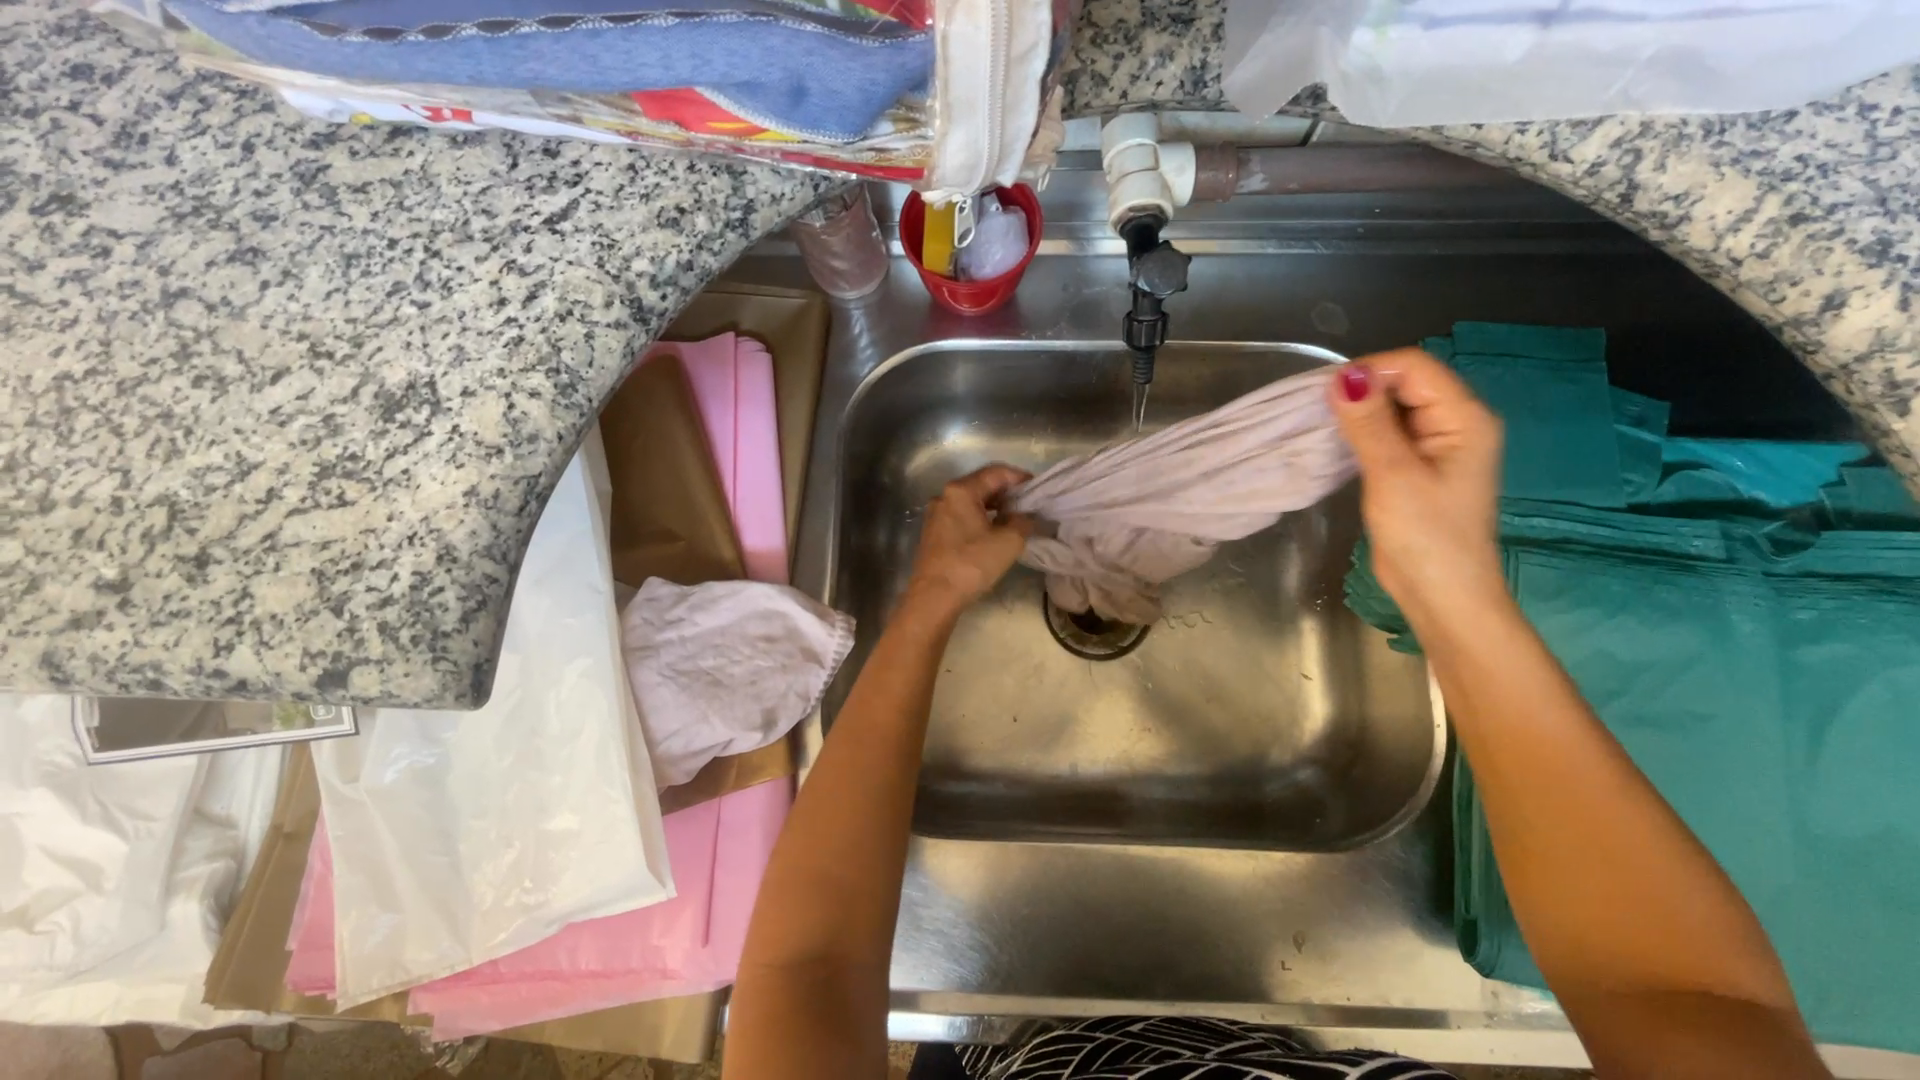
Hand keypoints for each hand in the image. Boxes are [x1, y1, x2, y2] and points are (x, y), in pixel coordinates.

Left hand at [901, 464, 1033, 622]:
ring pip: (970, 502)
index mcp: (961, 491)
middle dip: (1006, 492)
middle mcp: (944, 496)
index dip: (1020, 477)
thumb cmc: (972, 564)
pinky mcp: (933, 533)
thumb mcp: (1009, 541)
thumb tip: (1026, 516)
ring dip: (993, 506)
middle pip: (980, 484)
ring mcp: (935, 515)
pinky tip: (992, 532)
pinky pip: (960, 516)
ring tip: (1014, 519)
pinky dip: (979, 518)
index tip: (1038, 488)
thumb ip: (1023, 522)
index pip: (996, 472)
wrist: (934, 596)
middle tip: (1028, 504)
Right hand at [1328, 348, 1506, 620]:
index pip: (1414, 366)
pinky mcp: (1417, 469)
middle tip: (1315, 411)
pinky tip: (1336, 445)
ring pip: (1393, 409)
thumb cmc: (1425, 536)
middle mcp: (1455, 424)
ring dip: (1358, 413)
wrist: (1442, 595)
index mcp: (1464, 417)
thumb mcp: (1393, 475)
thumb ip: (1369, 423)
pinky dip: (1362, 434)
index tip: (1323, 392)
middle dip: (1361, 390)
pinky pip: (1388, 435)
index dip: (1370, 370)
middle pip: (1404, 383)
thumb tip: (1342, 376)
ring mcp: (1437, 447)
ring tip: (1319, 427)